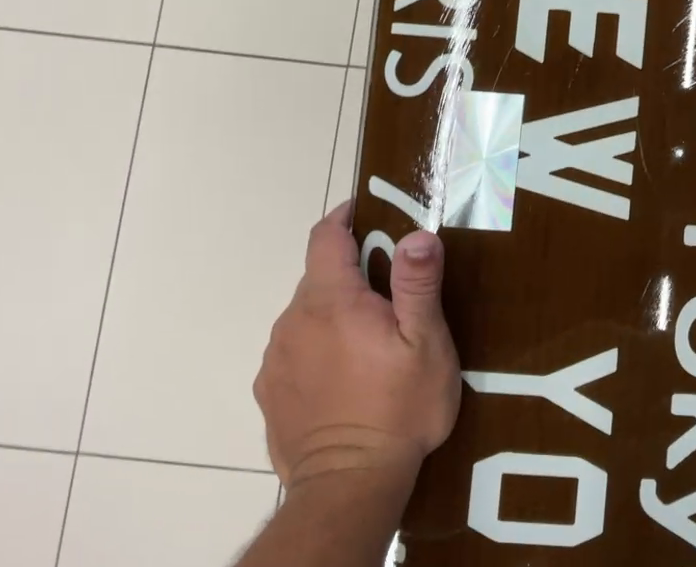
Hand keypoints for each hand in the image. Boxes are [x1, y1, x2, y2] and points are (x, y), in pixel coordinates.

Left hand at [254, 202, 459, 488]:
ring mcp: (276, 359)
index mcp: (331, 301)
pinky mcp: (270, 393)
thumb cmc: (398, 407)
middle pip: (320, 278)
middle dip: (353, 274)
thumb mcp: (425, 343)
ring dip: (335, 314)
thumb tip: (416, 232)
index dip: (345, 217)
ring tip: (373, 344)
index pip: (326, 237)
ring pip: (307, 316)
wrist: (349, 486)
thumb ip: (417, 284)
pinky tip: (347, 378)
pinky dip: (319, 349)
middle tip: (394, 296)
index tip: (367, 210)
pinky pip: (296, 351)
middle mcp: (293, 321)